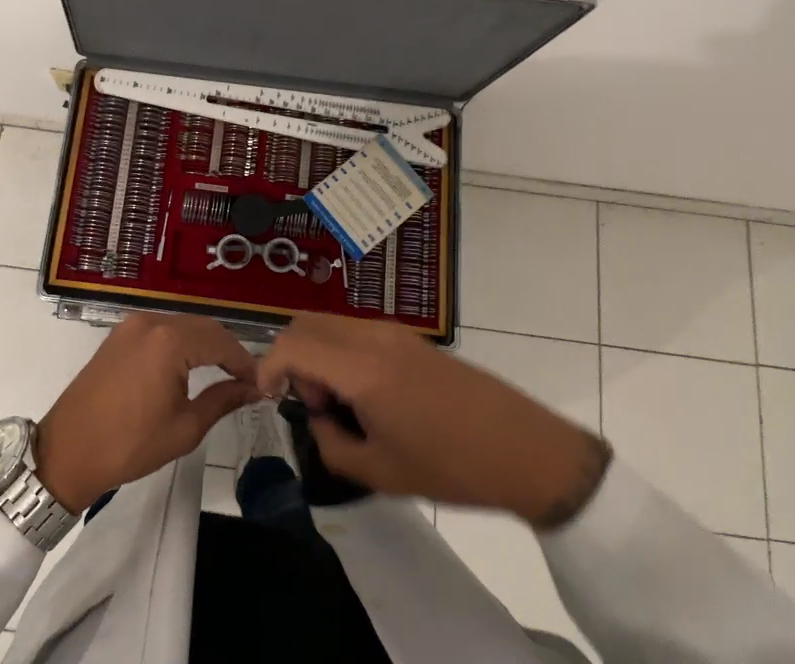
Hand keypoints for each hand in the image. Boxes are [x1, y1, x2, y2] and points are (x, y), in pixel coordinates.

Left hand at [35, 314, 259, 510]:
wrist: (67, 451)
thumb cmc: (130, 444)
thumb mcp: (185, 427)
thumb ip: (223, 400)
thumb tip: (254, 389)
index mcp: (169, 341)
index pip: (221, 341)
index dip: (245, 361)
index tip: (261, 383)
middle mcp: (150, 323)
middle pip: (203, 327)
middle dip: (227, 349)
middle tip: (246, 379)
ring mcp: (130, 326)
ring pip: (182, 325)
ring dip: (205, 345)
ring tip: (224, 374)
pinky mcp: (117, 336)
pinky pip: (160, 331)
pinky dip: (181, 344)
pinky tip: (191, 366)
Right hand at [256, 314, 607, 525]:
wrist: (527, 451)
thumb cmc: (450, 467)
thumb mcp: (378, 472)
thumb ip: (330, 444)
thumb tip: (318, 421)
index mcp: (361, 368)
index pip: (291, 343)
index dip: (267, 367)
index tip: (268, 399)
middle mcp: (374, 338)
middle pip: (306, 323)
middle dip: (292, 359)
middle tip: (313, 406)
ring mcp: (397, 333)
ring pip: (332, 325)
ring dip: (319, 356)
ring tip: (342, 405)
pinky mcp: (415, 340)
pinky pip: (358, 333)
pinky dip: (343, 354)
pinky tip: (369, 397)